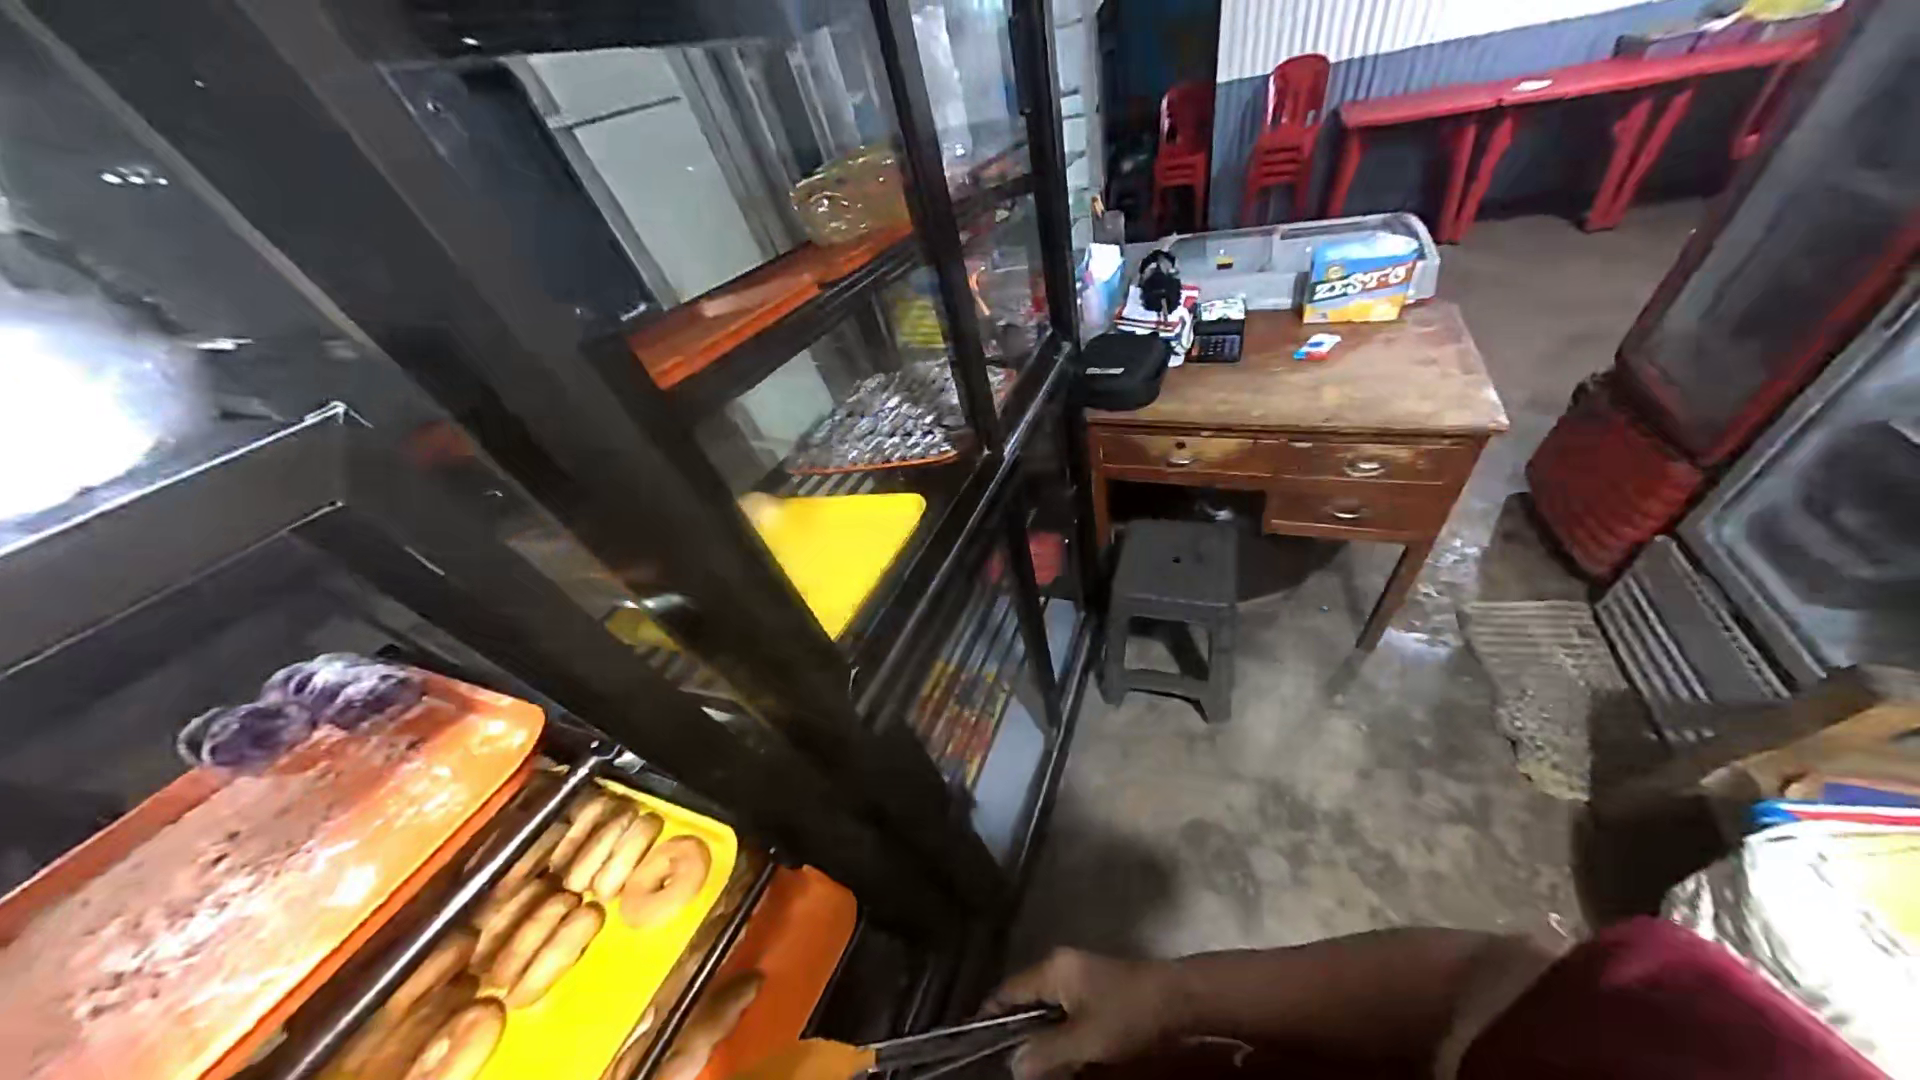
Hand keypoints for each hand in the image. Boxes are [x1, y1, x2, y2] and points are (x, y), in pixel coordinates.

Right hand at [984, 949, 1181, 1079]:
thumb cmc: (1127, 1015)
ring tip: (1027, 1060)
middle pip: (1025, 996)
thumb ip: (1048, 1052)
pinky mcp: (1094, 986)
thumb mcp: (1086, 1040)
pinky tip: (1058, 1052)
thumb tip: (1013, 1065)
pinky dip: (1056, 1029)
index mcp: (1053, 968)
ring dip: (1037, 1032)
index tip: (973, 1037)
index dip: (990, 1012)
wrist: (1176, 1000)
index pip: (1009, 989)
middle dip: (1014, 1027)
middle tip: (1001, 1057)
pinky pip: (1063, 1008)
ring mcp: (1078, 973)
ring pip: (1045, 1005)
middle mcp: (1060, 964)